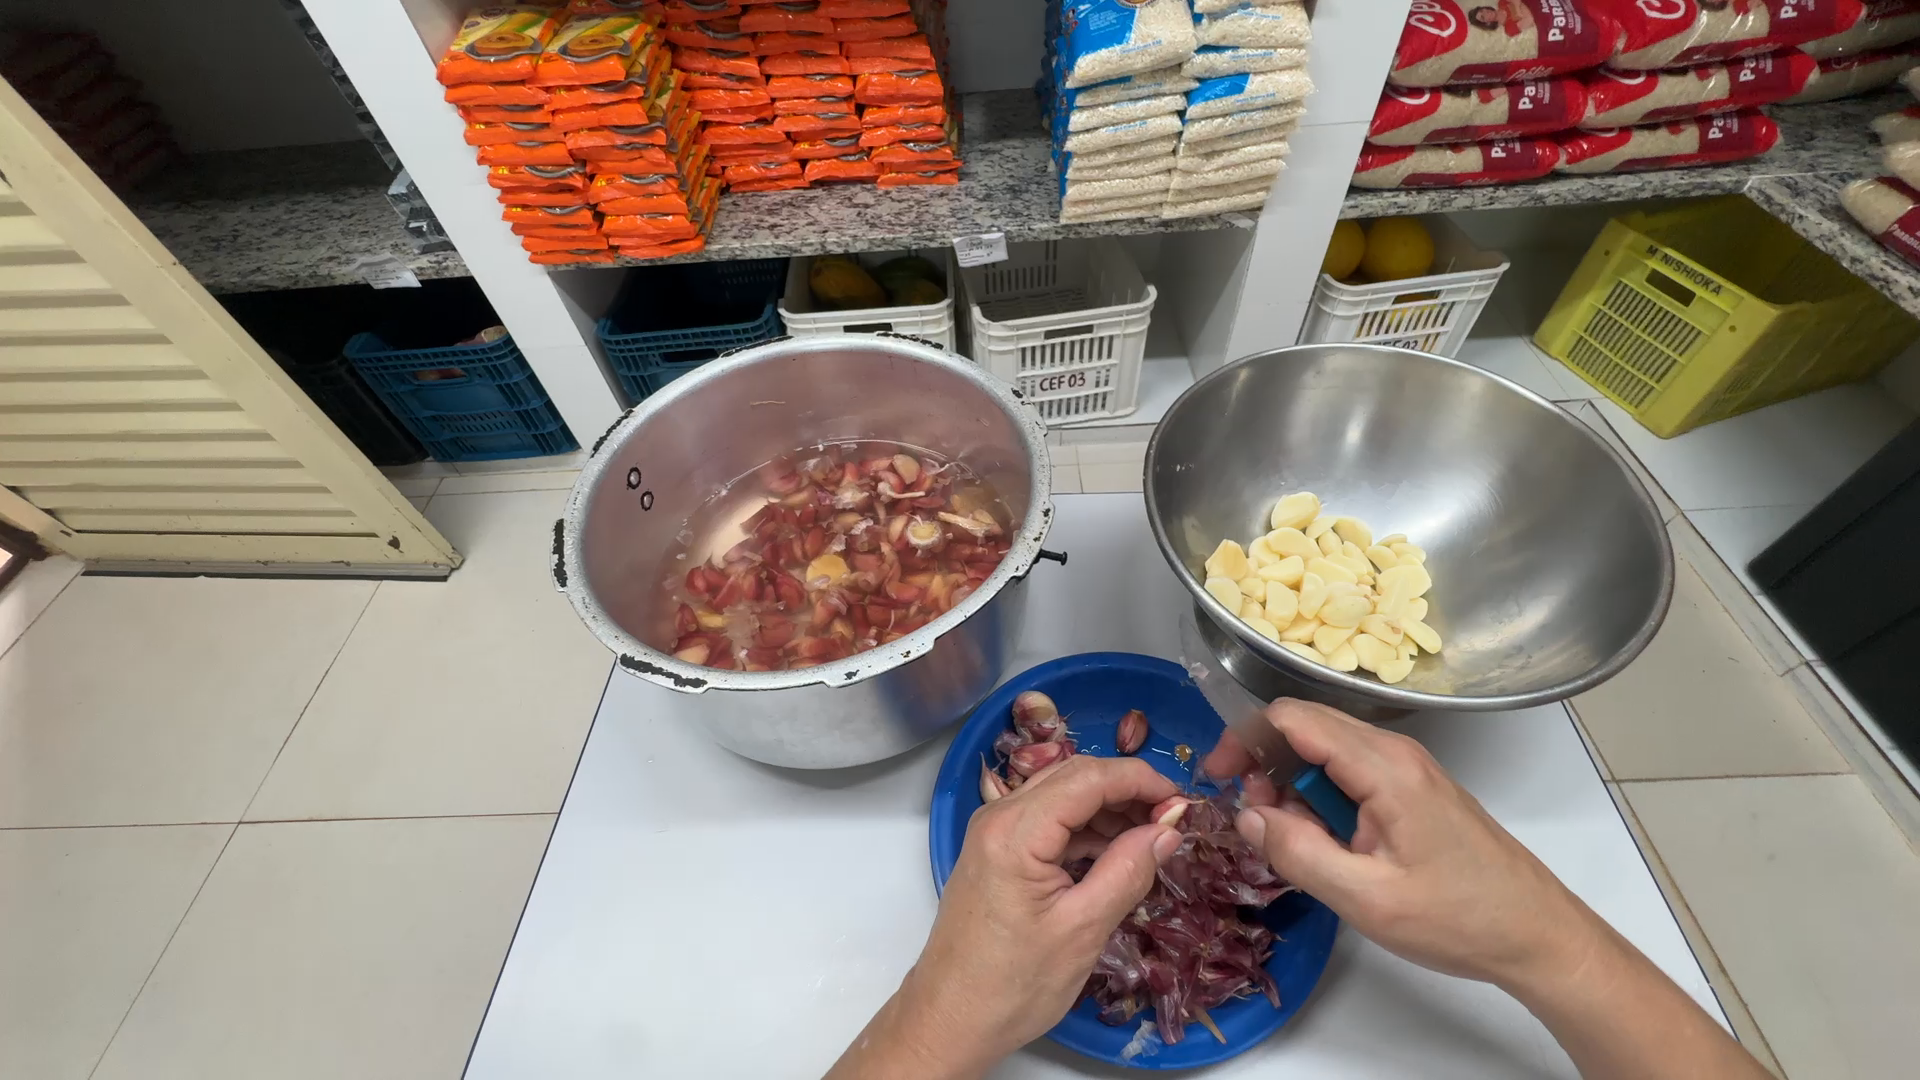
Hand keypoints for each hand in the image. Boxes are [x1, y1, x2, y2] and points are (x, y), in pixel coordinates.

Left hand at [826, 755, 1181, 1079]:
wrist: (950, 1018)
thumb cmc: (1013, 984)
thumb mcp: (1082, 931)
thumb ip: (1128, 871)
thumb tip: (1170, 830)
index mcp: (1016, 830)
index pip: (1087, 778)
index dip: (1140, 781)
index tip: (1183, 803)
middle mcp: (999, 815)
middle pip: (1073, 777)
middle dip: (1127, 790)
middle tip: (1172, 820)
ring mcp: (995, 829)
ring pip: (1062, 794)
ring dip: (1108, 808)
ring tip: (1152, 836)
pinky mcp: (998, 847)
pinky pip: (1049, 819)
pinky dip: (1086, 828)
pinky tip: (1117, 850)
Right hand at [1204, 699, 1602, 991]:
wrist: (1544, 938)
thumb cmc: (1459, 919)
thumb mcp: (1367, 901)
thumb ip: (1298, 854)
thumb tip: (1245, 816)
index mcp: (1383, 767)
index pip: (1291, 718)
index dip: (1244, 739)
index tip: (1219, 779)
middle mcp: (1392, 751)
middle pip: (1302, 723)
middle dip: (1262, 760)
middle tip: (1255, 815)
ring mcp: (1404, 765)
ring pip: (1321, 744)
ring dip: (1289, 779)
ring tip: (1292, 834)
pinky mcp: (1409, 783)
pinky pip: (1344, 765)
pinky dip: (1317, 790)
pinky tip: (1324, 835)